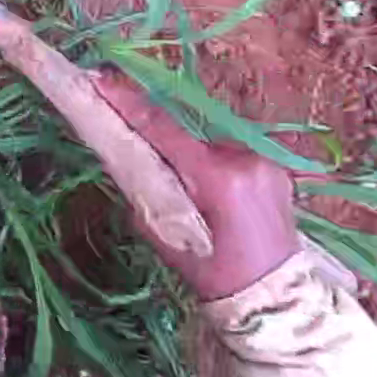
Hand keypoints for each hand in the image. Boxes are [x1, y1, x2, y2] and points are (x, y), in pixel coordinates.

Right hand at [92, 72, 299, 298]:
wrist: (276, 296)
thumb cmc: (209, 270)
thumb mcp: (161, 230)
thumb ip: (142, 187)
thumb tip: (120, 155)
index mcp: (216, 176)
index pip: (161, 127)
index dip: (127, 101)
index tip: (100, 79)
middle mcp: (244, 158)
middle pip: (182, 130)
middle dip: (153, 131)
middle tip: (125, 131)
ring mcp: (264, 160)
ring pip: (203, 142)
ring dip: (182, 151)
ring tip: (176, 181)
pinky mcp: (273, 166)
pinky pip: (225, 153)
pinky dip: (204, 162)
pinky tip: (202, 188)